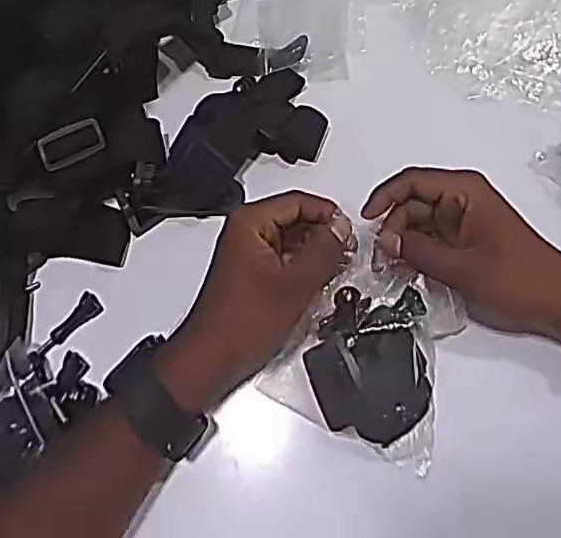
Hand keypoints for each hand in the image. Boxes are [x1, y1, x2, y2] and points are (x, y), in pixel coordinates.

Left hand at [158, 191, 348, 411]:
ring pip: (291, 240)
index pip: (297, 201)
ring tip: (335, 269)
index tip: (348, 230)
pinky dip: (302, 268)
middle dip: (322, 234)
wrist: (212, 359)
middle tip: (346, 251)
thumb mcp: (295, 284)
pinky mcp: (251, 272)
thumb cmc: (238, 323)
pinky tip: (317, 284)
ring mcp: (247, 252)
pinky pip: (283, 259)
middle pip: (294, 218)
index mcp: (250, 222)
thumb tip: (340, 229)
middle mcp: (245, 231)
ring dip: (314, 253)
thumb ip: (323, 251)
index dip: (326, 213)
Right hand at [364, 168, 560, 349]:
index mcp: (465, 191)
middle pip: (413, 202)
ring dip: (404, 241)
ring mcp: (465, 219)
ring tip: (392, 266)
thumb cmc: (523, 279)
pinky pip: (433, 237)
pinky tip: (409, 270)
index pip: (412, 181)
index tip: (368, 218)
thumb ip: (419, 252)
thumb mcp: (464, 268)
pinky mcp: (468, 239)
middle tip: (381, 253)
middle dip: (394, 225)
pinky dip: (419, 251)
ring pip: (420, 221)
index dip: (385, 197)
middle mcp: (463, 198)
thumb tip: (386, 241)